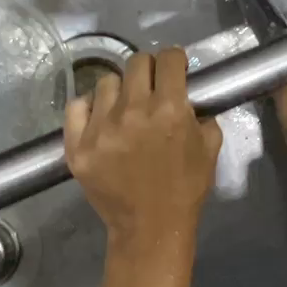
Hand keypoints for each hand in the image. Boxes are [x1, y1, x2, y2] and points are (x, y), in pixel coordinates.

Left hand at [64, 48, 222, 254]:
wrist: (150, 227)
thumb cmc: (185, 188)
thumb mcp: (210, 147)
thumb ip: (202, 114)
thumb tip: (188, 95)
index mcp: (169, 109)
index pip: (167, 59)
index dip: (174, 60)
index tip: (174, 68)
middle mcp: (133, 111)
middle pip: (136, 62)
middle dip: (148, 69)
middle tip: (151, 85)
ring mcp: (100, 128)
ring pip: (107, 83)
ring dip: (120, 90)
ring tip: (124, 108)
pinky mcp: (77, 145)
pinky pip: (76, 106)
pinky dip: (89, 108)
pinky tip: (100, 118)